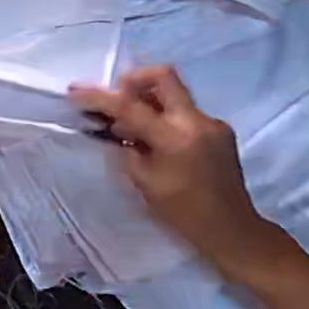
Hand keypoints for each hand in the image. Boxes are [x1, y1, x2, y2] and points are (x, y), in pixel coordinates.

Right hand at [71, 66, 295, 280]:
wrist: (233, 230)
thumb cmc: (183, 212)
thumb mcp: (143, 179)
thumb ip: (127, 145)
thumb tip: (118, 125)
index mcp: (176, 138)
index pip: (130, 106)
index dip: (99, 97)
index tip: (75, 92)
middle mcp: (198, 122)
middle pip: (163, 77)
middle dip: (133, 81)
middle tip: (115, 99)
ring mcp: (212, 123)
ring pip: (172, 93)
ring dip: (147, 100)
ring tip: (130, 128)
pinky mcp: (218, 129)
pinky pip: (183, 111)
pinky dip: (163, 116)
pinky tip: (154, 140)